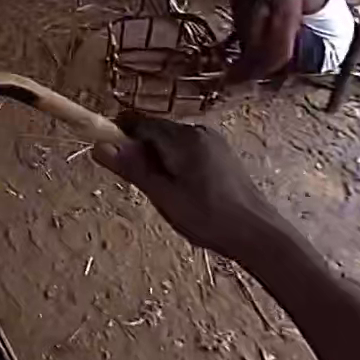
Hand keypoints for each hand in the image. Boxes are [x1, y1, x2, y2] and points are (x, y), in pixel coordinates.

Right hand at [91, 111, 296, 269]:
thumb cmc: (208, 217)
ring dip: (157, 160)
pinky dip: (174, 163)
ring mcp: (213, 141)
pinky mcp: (221, 154)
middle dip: (139, 151)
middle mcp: (198, 131)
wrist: (261, 237)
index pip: (137, 122)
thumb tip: (98, 145)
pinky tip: (183, 189)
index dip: (118, 136)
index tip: (111, 158)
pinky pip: (185, 149)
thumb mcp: (162, 194)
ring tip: (164, 191)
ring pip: (169, 142)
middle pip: (153, 131)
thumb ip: (131, 167)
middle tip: (143, 184)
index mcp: (182, 137)